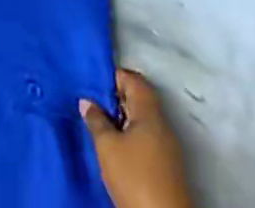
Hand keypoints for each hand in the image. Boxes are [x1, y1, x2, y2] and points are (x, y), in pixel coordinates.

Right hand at [81, 70, 193, 207]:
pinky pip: (145, 136)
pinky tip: (112, 143)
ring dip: (121, 116)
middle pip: (139, 98)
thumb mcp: (107, 146)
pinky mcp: (166, 164)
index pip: (134, 80)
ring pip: (142, 118)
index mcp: (150, 114)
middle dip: (115, 96)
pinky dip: (128, 133)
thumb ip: (96, 120)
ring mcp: (167, 146)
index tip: (92, 81)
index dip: (113, 76)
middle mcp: (162, 125)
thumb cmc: (134, 176)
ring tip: (97, 121)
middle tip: (90, 100)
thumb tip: (87, 101)